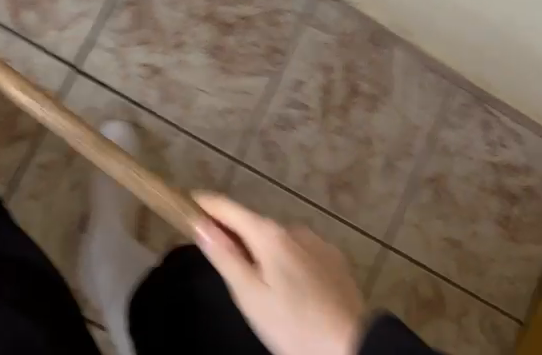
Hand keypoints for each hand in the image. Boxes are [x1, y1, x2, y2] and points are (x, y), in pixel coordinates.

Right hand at [193, 193, 368, 354]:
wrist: (355, 351)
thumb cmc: (294, 326)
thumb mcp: (250, 296)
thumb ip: (223, 256)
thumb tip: (199, 223)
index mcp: (268, 233)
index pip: (227, 207)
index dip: (204, 203)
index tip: (186, 202)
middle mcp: (293, 228)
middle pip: (253, 224)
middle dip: (234, 235)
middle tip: (221, 259)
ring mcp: (317, 243)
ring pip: (278, 240)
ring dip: (262, 250)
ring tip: (260, 283)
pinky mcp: (336, 261)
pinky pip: (300, 252)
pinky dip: (286, 261)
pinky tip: (291, 288)